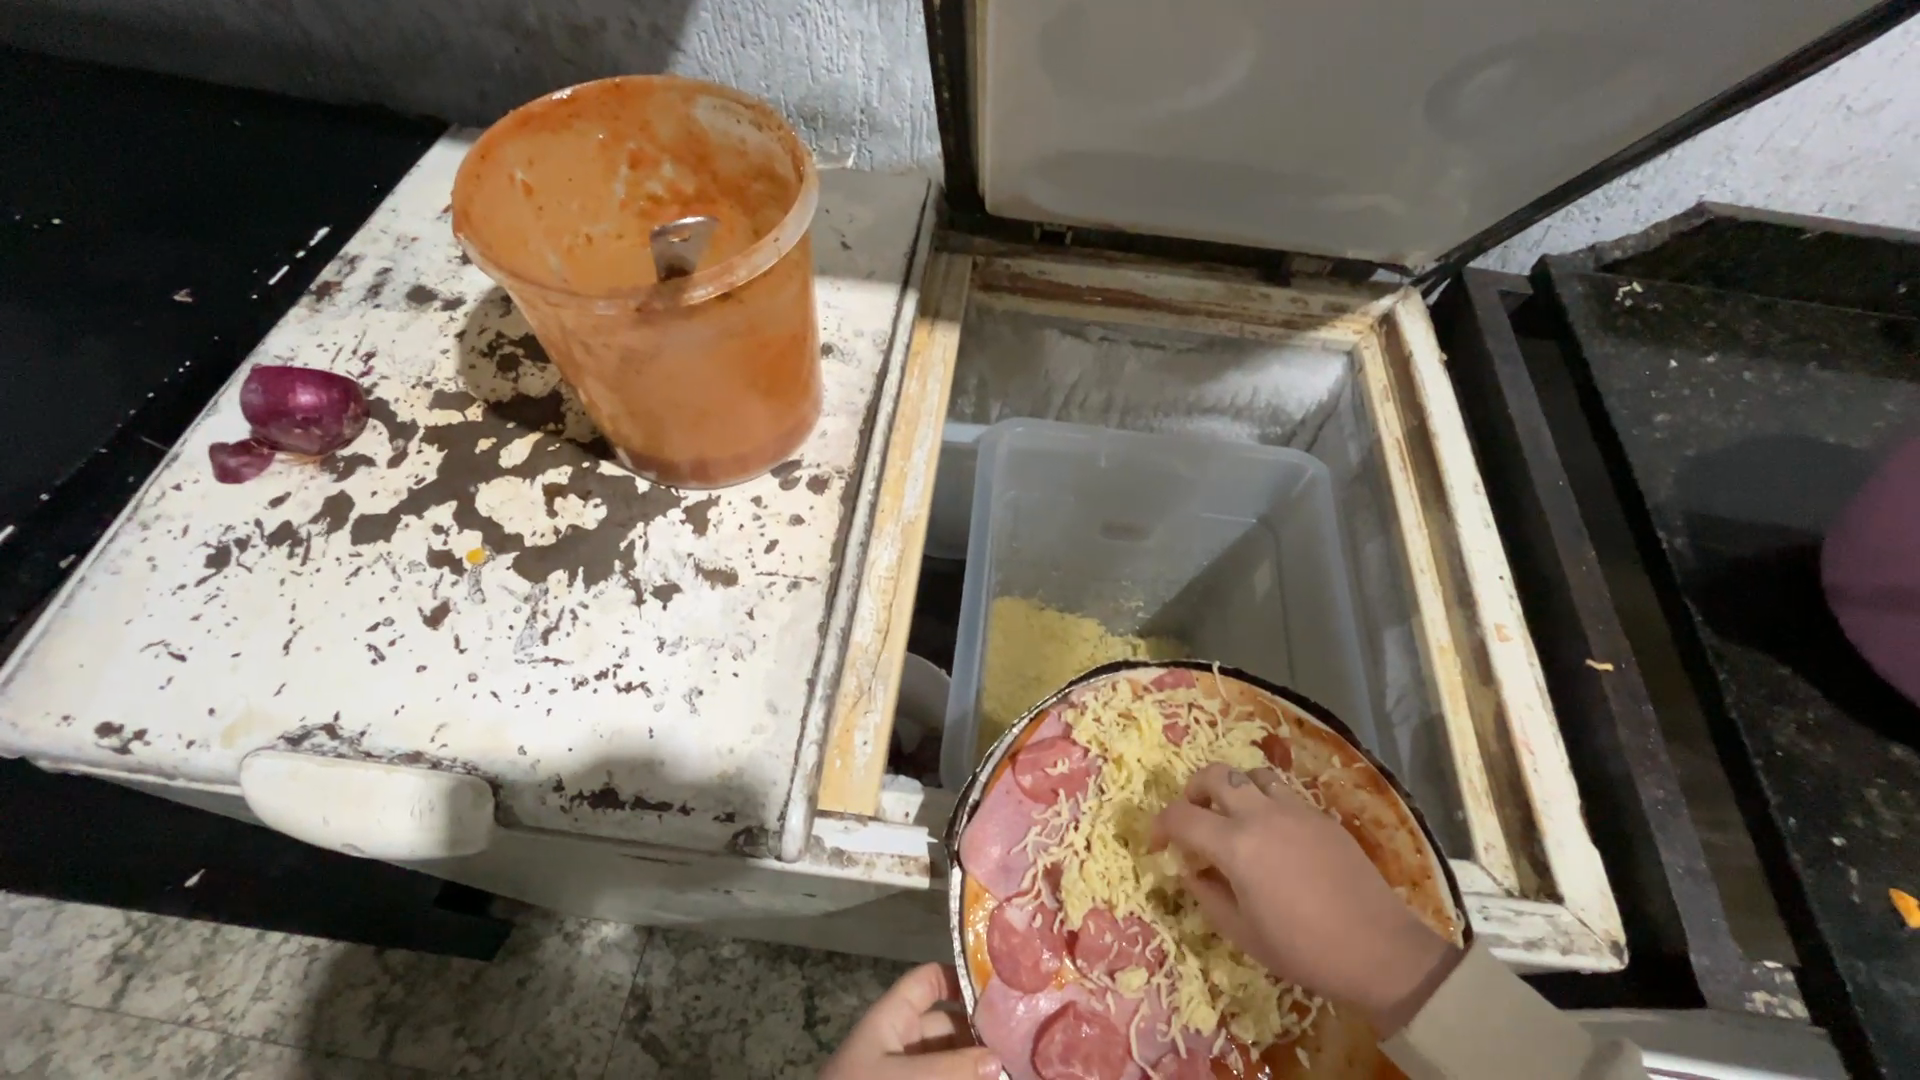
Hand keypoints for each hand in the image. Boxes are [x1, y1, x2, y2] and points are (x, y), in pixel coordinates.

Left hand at [820, 963, 1001, 1079]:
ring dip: (978, 1066)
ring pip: (951, 1062)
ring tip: (1016, 1067)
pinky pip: (944, 1079)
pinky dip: (967, 1079)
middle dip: (981, 1034)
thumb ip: (950, 1068)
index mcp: (892, 1019)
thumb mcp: (902, 1078)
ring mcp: (907, 1073)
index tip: (1001, 989)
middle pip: (949, 1025)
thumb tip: (998, 1059)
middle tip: (1020, 1042)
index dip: (960, 978)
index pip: (929, 981)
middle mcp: (902, 1042)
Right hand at [1150, 763, 1462, 1035]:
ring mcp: (1295, 811)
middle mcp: (1261, 815)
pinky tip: (1274, 835)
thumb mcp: (1242, 933)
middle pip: (1214, 775)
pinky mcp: (1322, 817)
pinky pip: (1284, 793)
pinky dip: (1266, 803)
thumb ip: (1207, 895)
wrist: (1380, 951)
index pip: (1180, 816)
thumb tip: (1190, 870)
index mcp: (1235, 845)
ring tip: (1235, 818)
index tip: (1158, 843)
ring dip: (1234, 790)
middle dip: (1193, 790)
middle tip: (1193, 816)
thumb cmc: (1305, 950)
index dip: (1160, 825)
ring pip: (1252, 775)